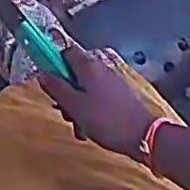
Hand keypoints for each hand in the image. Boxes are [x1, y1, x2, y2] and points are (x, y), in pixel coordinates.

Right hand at [38, 47, 156, 157]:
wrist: (147, 137)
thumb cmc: (106, 119)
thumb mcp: (74, 105)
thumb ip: (55, 87)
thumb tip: (42, 73)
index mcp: (87, 65)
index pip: (64, 52)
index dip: (54, 65)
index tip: (50, 84)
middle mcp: (101, 68)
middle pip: (74, 73)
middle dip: (66, 92)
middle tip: (65, 112)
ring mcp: (112, 82)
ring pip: (85, 88)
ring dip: (78, 105)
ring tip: (79, 127)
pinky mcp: (121, 96)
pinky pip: (99, 97)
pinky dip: (92, 110)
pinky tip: (91, 129)